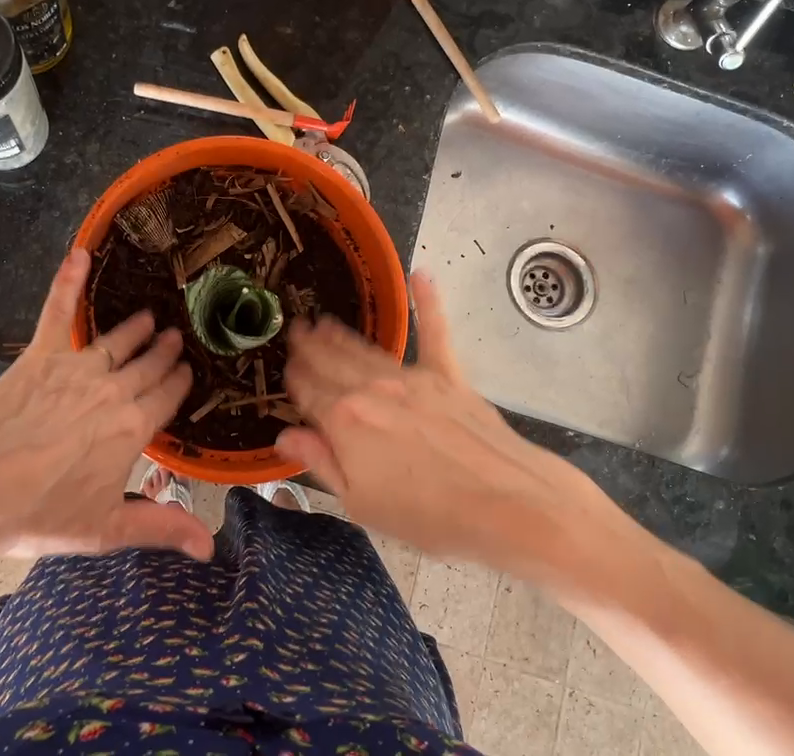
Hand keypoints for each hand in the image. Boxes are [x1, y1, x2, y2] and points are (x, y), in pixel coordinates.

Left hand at [0, 249, 212, 560]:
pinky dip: (70, 280)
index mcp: (133, 428)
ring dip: (136, 327)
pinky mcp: (41, 356)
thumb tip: (210, 546)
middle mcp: (113, 390)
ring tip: (149, 317)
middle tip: (176, 337)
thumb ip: (161, 527)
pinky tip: (80, 253)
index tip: (188, 373)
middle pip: (148, 365)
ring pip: (117, 340)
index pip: (168, 397)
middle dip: (165, 352)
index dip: (180, 383)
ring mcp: (77, 367)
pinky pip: (59, 311)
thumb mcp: (107, 529)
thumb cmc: (42, 516)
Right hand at [278, 274, 650, 601]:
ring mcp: (412, 379)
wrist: (509, 507)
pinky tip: (421, 276)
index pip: (308, 392)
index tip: (285, 366)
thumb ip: (322, 463)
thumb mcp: (362, 503)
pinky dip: (428, 303)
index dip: (294, 378)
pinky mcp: (450, 376)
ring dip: (342, 334)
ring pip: (366, 349)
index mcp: (344, 421)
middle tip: (297, 331)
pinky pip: (435, 333)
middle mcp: (372, 390)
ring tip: (325, 321)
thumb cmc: (429, 517)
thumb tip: (285, 435)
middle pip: (332, 363)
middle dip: (311, 347)